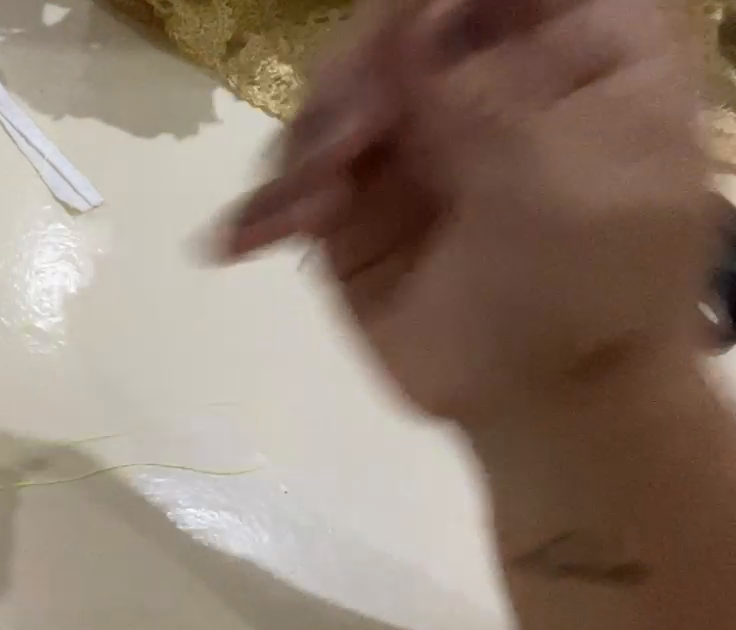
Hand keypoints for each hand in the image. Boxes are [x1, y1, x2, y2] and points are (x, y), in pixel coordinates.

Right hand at [219, 0, 712, 424]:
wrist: (533, 394)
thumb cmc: (587, 284)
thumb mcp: (563, 179)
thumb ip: (485, 98)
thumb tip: (410, 23)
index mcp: (569, 55)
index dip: (424, 9)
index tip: (392, 52)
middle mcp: (474, 90)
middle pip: (382, 43)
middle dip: (345, 90)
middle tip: (340, 150)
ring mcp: (400, 158)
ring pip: (318, 116)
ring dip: (294, 160)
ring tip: (300, 219)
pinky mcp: (341, 220)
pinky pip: (283, 197)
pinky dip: (255, 216)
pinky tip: (238, 244)